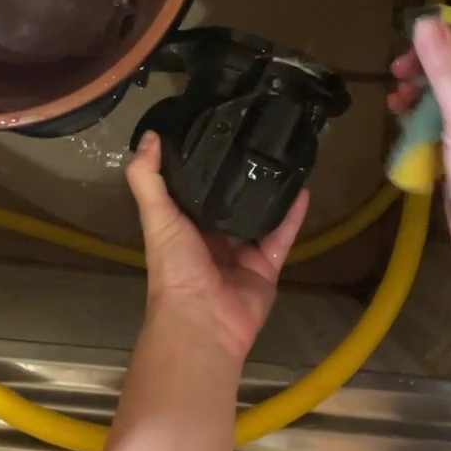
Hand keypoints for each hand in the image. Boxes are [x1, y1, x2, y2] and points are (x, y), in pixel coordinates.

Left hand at [124, 132, 308, 360]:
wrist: (203, 319)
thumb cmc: (174, 265)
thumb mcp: (155, 215)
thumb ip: (147, 178)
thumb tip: (149, 136)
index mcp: (182, 225)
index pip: (192, 188)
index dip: (201, 163)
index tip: (215, 131)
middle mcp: (211, 237)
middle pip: (229, 201)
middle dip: (239, 176)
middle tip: (255, 138)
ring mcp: (241, 253)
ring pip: (259, 216)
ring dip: (270, 191)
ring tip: (282, 156)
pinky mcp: (267, 266)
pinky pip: (282, 236)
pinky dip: (293, 215)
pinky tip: (303, 186)